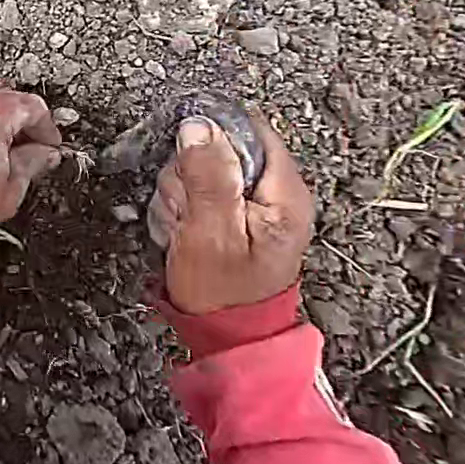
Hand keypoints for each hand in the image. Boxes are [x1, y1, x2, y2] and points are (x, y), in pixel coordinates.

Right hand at [150, 111, 314, 314]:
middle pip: (220, 148)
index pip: (250, 131)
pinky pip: (194, 190)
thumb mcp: (212, 231)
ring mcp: (250, 202)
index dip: (214, 138)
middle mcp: (272, 191)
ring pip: (201, 168)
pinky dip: (181, 208)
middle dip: (190, 175)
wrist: (223, 337)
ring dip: (181, 194)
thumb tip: (199, 125)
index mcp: (283, 192)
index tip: (191, 164)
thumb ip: (208, 176)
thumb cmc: (224, 293)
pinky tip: (184, 231)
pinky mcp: (230, 212)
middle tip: (190, 212)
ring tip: (186, 228)